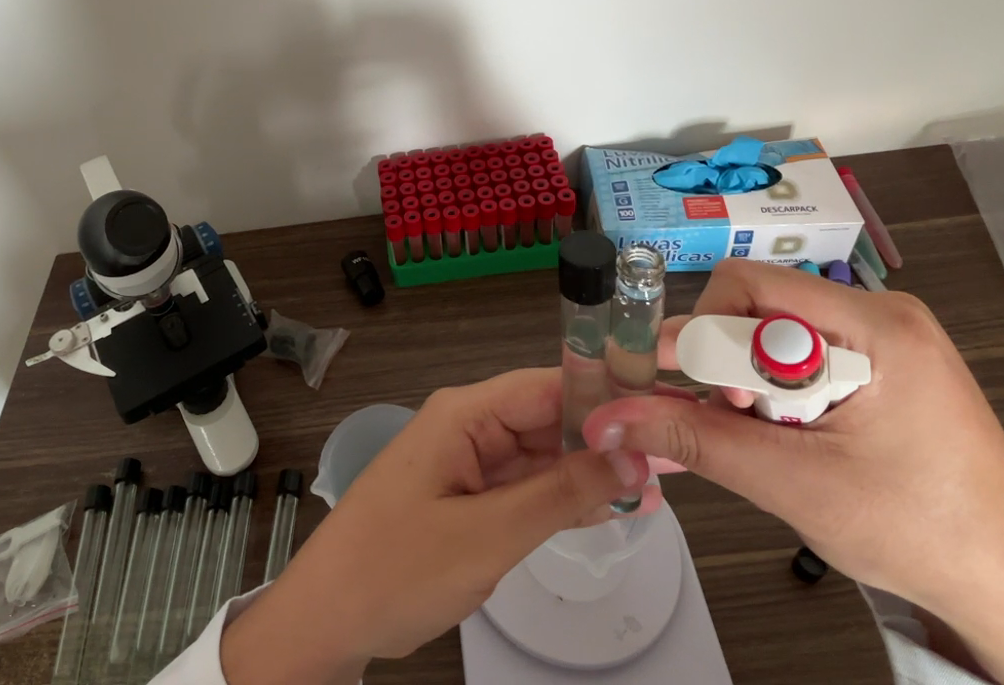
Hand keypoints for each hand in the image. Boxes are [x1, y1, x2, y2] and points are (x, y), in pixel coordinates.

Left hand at [221, 368, 655, 683]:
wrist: (328, 619)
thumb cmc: (396, 569)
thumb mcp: (488, 534)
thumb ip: (561, 493)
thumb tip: (632, 457)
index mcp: (464, 414)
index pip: (548, 384)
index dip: (607, 393)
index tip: (665, 410)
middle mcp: (467, 427)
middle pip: (548, 418)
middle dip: (608, 438)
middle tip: (674, 458)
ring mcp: (466, 463)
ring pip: (541, 454)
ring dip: (590, 472)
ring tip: (657, 487)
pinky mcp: (465, 497)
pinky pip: (524, 486)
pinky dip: (562, 497)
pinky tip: (609, 509)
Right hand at [582, 259, 1003, 684]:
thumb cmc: (913, 532)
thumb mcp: (791, 484)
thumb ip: (694, 440)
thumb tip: (610, 417)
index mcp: (876, 324)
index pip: (748, 285)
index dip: (705, 332)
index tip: (700, 395)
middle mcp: (884, 313)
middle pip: (761, 305)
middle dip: (730, 363)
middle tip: (736, 423)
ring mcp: (893, 339)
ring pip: (777, 333)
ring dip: (753, 385)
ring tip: (770, 442)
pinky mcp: (893, 368)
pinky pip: (806, 355)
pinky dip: (779, 394)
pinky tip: (792, 440)